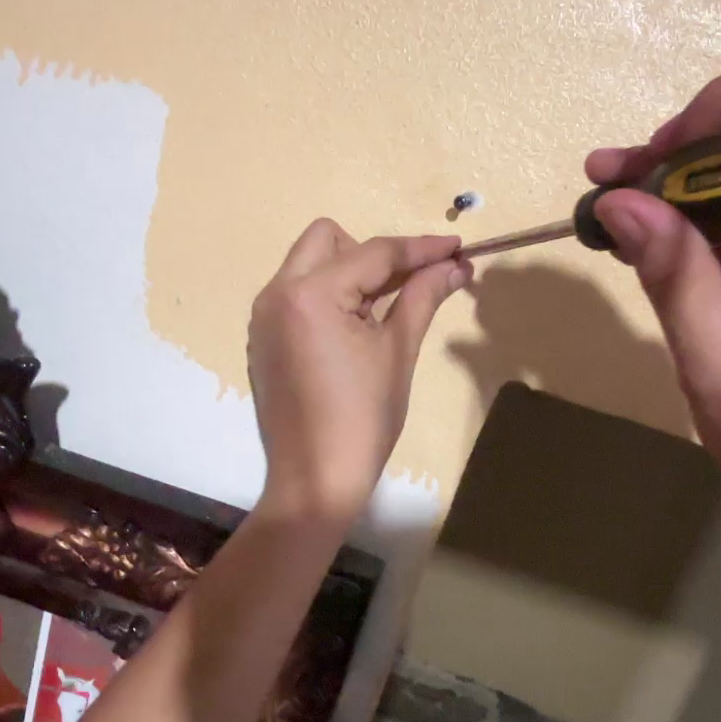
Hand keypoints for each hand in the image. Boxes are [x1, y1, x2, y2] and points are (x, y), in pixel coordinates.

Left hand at [248, 219, 470, 521]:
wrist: (315, 480)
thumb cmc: (363, 419)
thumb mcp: (398, 352)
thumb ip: (423, 297)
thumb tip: (455, 266)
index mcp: (309, 294)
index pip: (373, 253)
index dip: (420, 249)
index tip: (458, 248)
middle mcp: (276, 294)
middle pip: (327, 240)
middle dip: (371, 254)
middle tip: (405, 287)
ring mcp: (263, 318)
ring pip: (308, 265)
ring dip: (348, 274)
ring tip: (381, 314)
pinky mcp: (262, 341)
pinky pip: (295, 297)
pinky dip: (326, 299)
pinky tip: (352, 334)